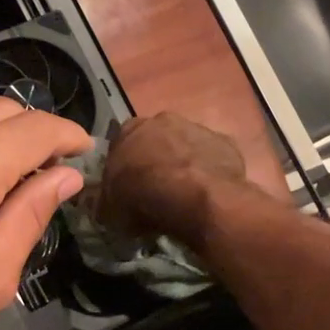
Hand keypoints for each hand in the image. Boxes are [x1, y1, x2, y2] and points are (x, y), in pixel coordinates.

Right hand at [97, 112, 255, 244]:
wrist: (195, 198)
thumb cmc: (144, 198)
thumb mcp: (109, 209)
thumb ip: (105, 200)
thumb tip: (103, 203)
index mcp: (129, 129)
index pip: (120, 141)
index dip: (124, 164)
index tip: (127, 184)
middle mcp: (163, 120)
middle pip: (155, 139)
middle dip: (155, 158)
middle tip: (155, 188)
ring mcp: (197, 128)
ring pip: (186, 145)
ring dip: (183, 164)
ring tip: (183, 194)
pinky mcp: (225, 143)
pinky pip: (212, 158)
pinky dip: (208, 172)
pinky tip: (206, 193)